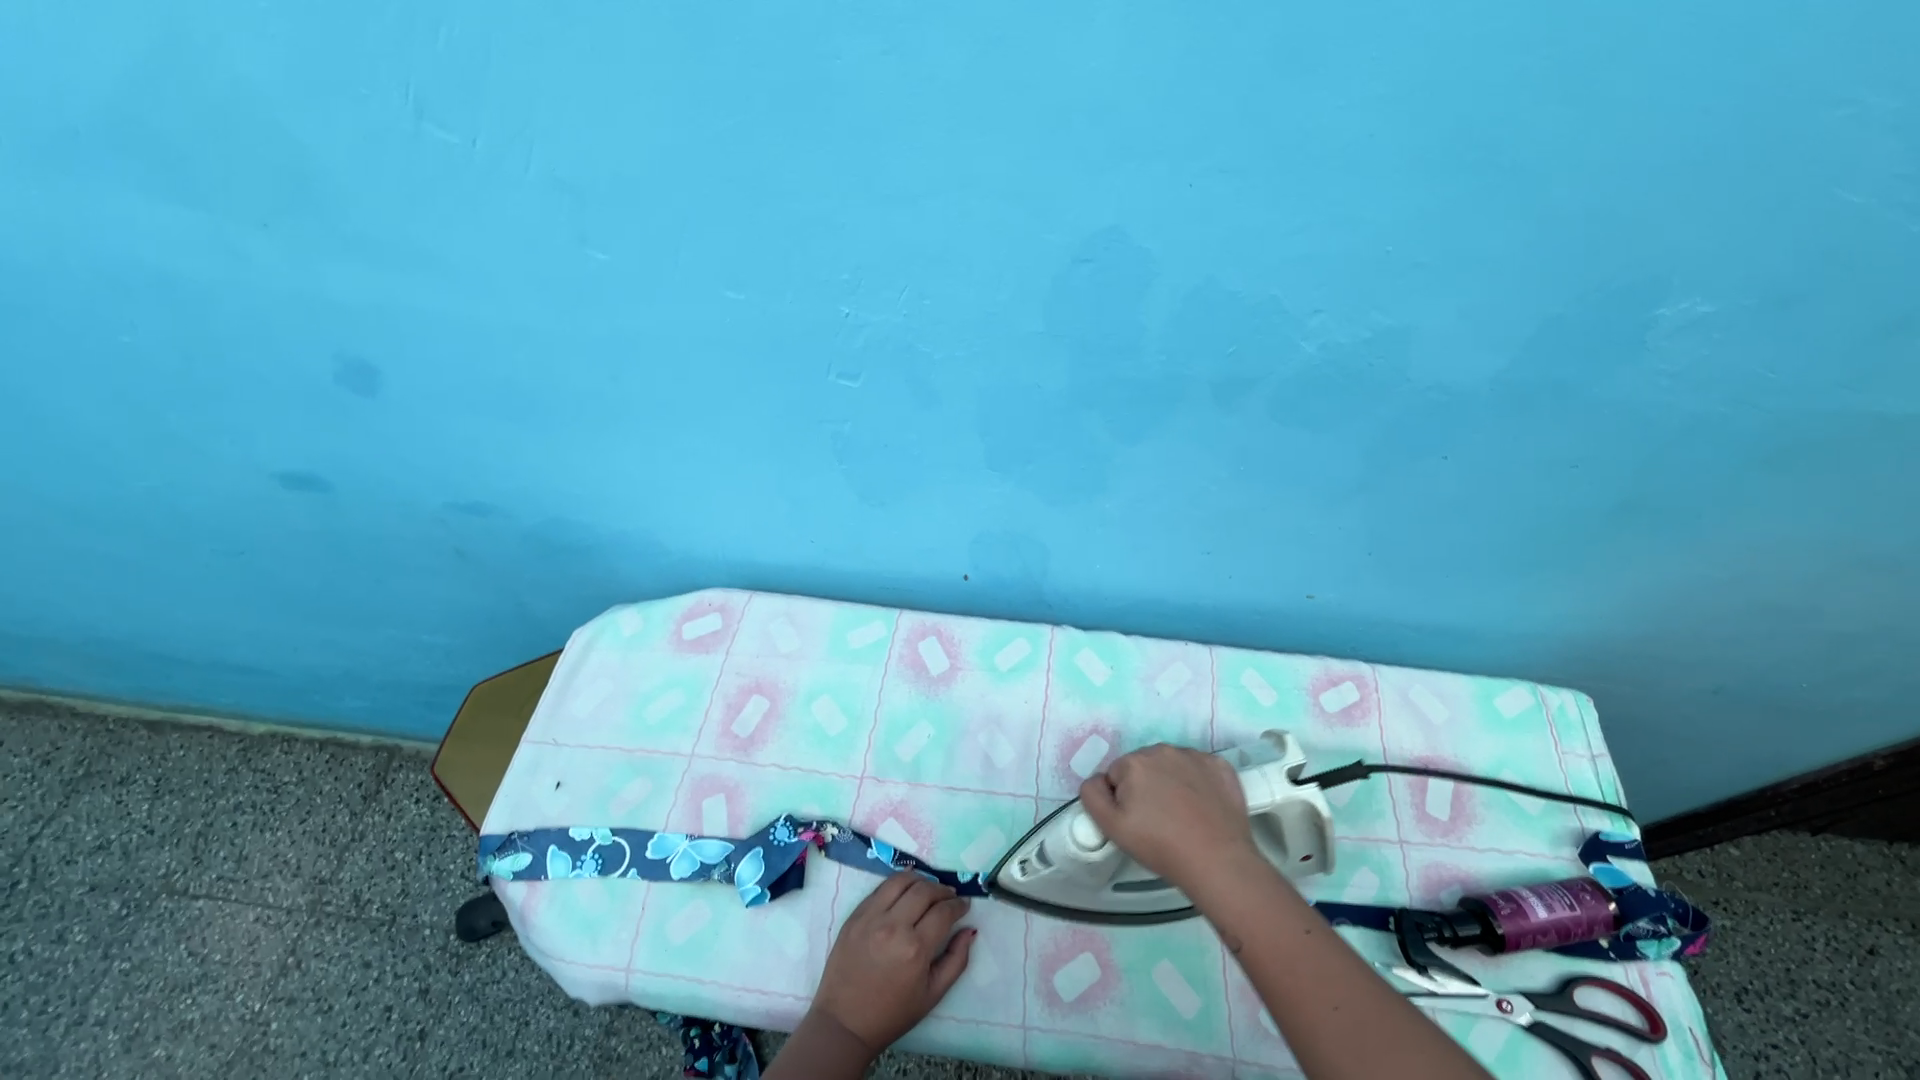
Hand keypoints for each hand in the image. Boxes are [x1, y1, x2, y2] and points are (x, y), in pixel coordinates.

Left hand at [808, 872, 975, 1054]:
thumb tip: (969, 931)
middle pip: (924, 890)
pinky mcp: (854, 916)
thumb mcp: (933, 994)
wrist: (845, 1022)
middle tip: (950, 896)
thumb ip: (956, 960)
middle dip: (943, 890)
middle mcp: (893, 927)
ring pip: (900, 881)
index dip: (958, 905)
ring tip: (929, 888)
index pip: (943, 912)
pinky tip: (906, 887)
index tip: (964, 905)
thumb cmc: (893, 1013)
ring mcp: (870, 918)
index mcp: (915, 949)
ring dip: (920, 879)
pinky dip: (897, 883)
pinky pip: (879, 889)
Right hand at [1078, 743, 1260, 892]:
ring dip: (1171, 782)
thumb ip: (1092, 794)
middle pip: (1144, 766)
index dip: (1123, 800)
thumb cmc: (1160, 845)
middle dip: (1146, 787)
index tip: (1137, 821)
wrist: (1218, 861)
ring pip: (1171, 766)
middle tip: (1158, 820)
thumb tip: (1097, 779)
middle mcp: (1164, 750)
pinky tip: (1202, 807)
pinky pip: (1199, 769)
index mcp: (1134, 762)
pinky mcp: (1221, 766)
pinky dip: (1198, 782)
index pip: (1116, 775)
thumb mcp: (1111, 827)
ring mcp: (1196, 756)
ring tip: (1181, 816)